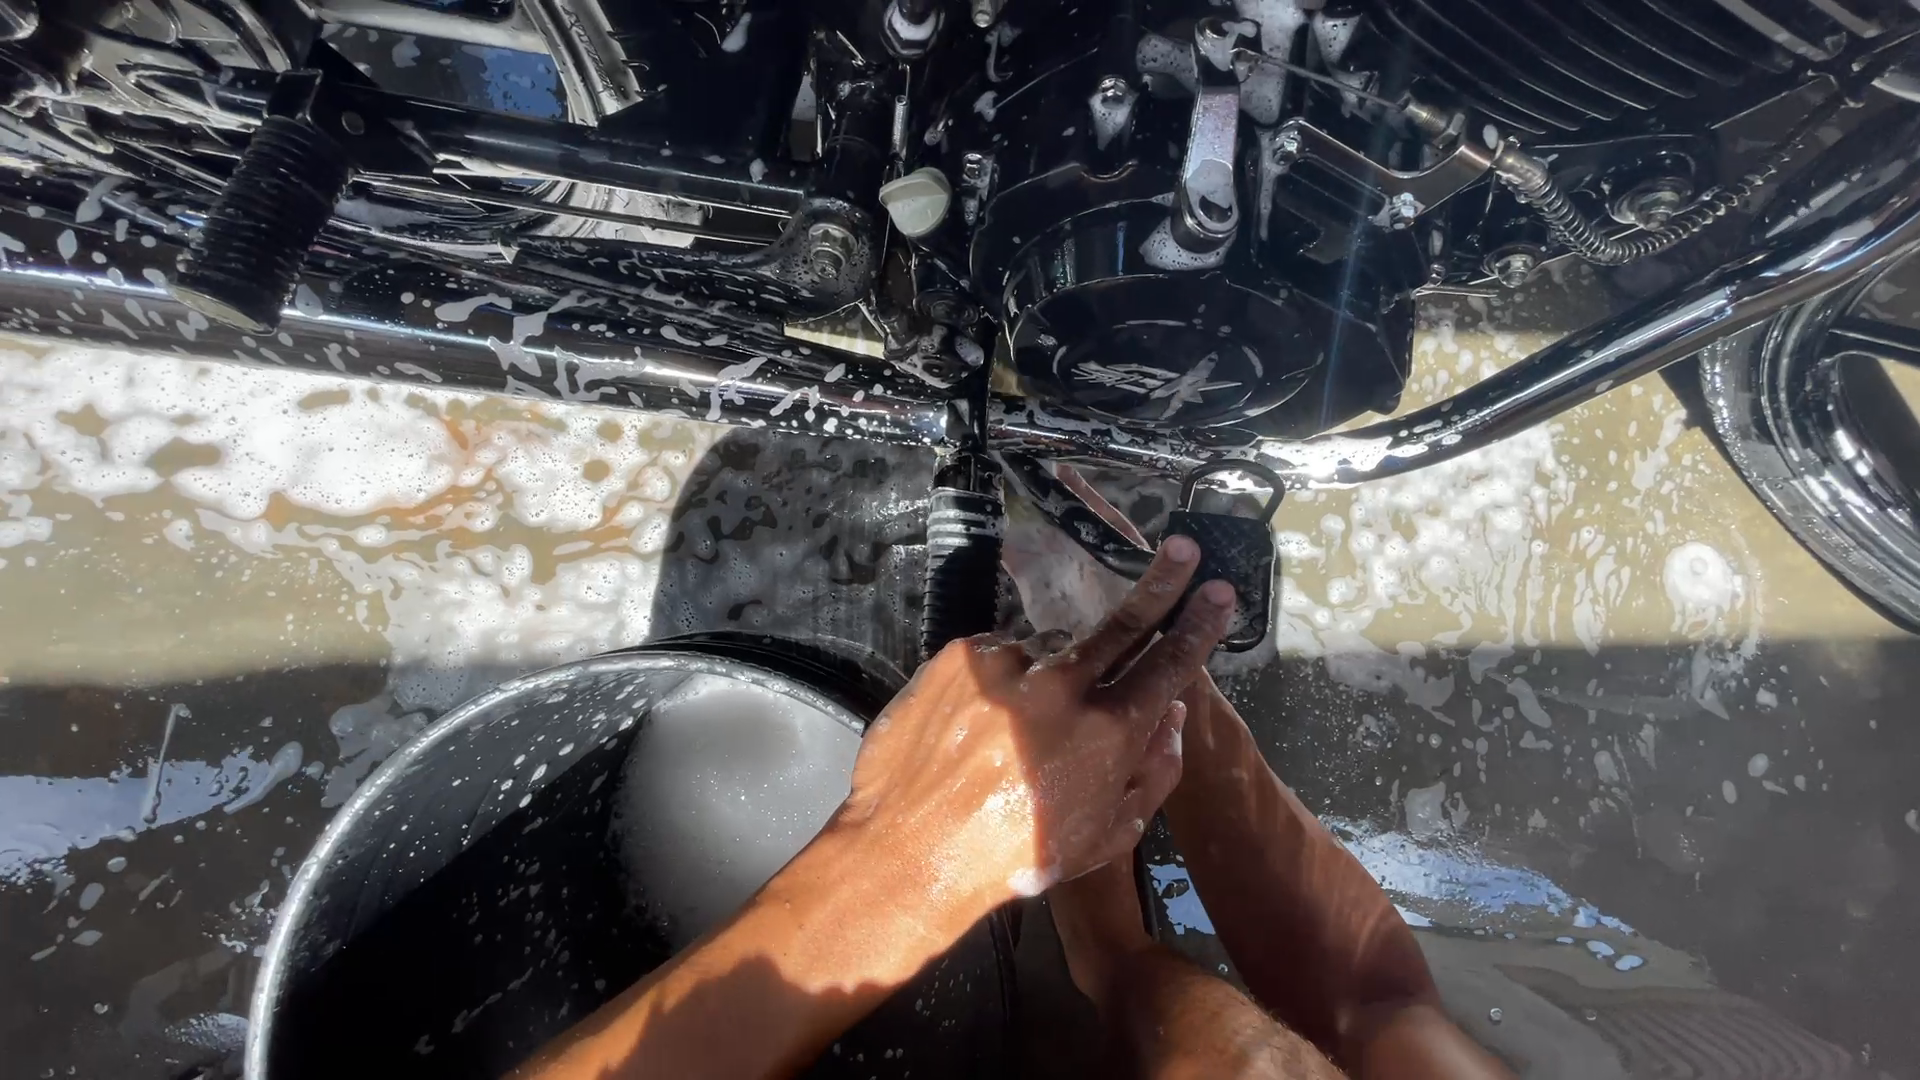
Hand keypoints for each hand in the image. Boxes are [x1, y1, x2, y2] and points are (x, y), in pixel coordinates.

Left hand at [832, 536, 1234, 918]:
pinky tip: (977, 720)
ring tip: (1008, 728)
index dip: (1199, 627)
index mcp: (1106, 732)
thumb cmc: (1018, 856)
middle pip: (1122, 623)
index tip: (1219, 591)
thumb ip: (1152, 773)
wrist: (912, 849)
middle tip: (1182, 548)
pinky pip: (996, 657)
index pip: (1167, 666)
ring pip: (1046, 652)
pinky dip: (997, 681)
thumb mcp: (1105, 836)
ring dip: (1043, 677)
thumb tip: (1171, 713)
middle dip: (1160, 583)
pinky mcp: (959, 655)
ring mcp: (1005, 663)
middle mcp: (1060, 685)